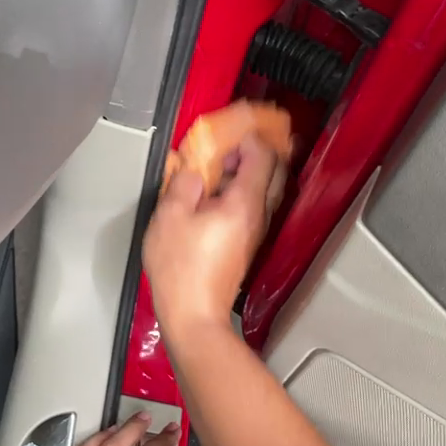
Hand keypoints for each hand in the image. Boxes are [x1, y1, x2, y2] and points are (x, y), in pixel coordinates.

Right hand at [143, 133, 280, 339]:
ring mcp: (255, 233)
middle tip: (235, 143)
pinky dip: (242, 192)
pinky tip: (216, 196)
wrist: (194, 314)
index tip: (232, 131)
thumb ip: (184, 185)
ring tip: (222, 167)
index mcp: (243, 204)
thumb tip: (193, 172)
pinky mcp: (245, 246)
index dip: (249, 138)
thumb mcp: (169, 217)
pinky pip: (253, 208)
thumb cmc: (181, 270)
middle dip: (259, 151)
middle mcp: (258, 217)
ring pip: (267, 190)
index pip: (263, 157)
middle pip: (275, 172)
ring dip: (250, 172)